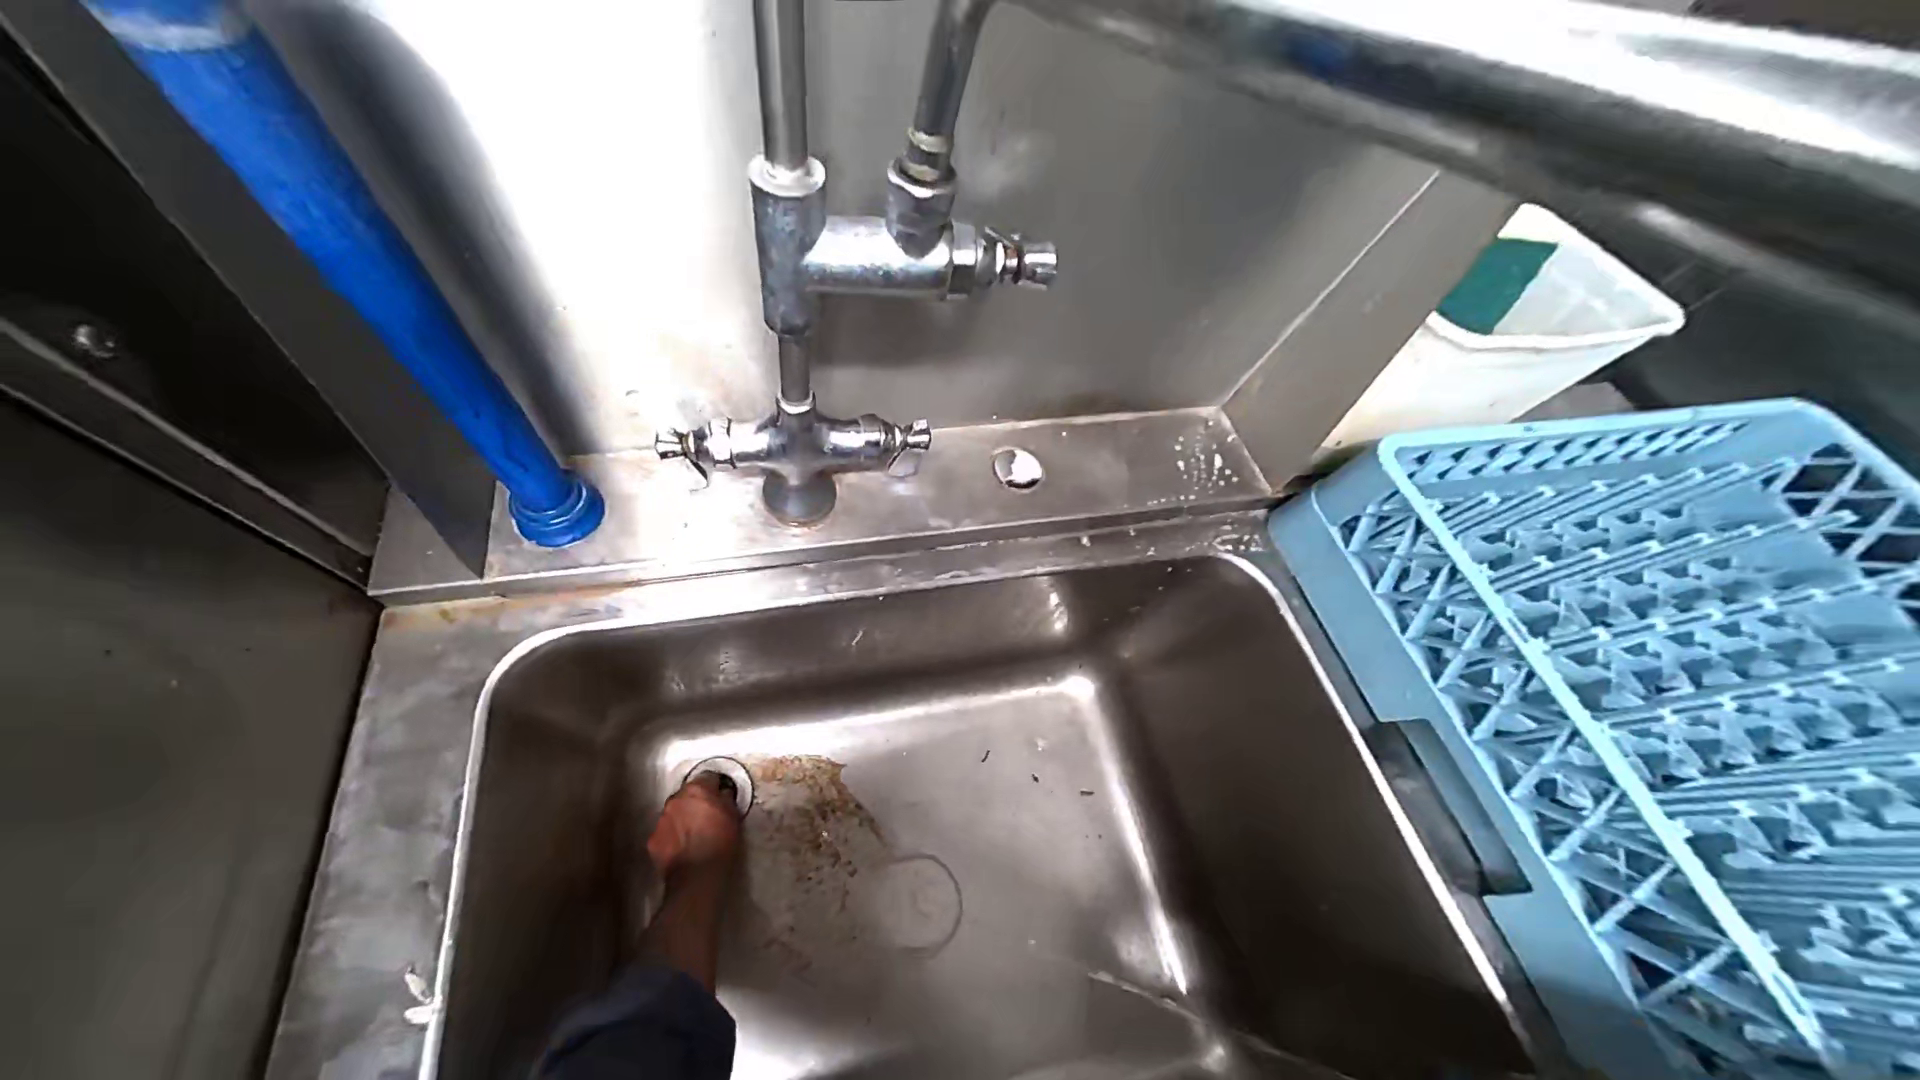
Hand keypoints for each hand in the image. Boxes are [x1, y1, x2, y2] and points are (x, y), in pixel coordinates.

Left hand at [646, 773, 740, 877]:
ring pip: (673, 812)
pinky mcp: (652, 840)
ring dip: (682, 818)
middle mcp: (675, 800)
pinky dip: (672, 835)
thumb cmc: (721, 842)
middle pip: (687, 794)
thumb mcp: (733, 816)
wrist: (698, 875)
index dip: (716, 786)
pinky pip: (664, 831)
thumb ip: (725, 798)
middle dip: (695, 801)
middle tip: (707, 815)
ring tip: (693, 833)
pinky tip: (682, 846)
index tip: (720, 796)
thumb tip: (721, 793)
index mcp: (697, 790)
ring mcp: (661, 820)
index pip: (708, 777)